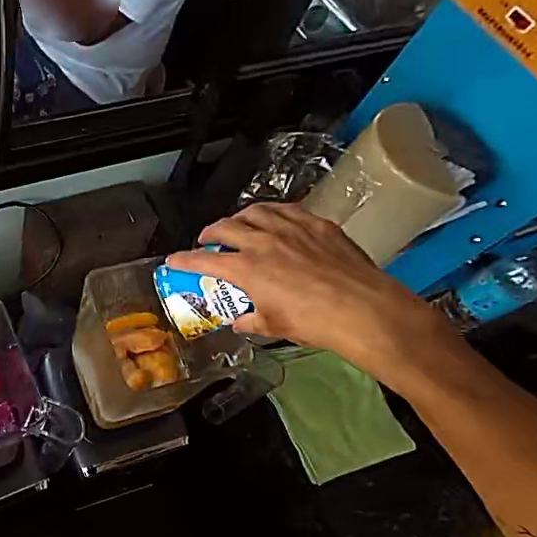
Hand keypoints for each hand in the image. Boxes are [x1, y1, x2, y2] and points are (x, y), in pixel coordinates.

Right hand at [166, 203, 463, 382]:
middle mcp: (265, 241)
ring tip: (238, 224)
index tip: (174, 260)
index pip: (205, 260)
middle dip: (211, 231)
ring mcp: (292, 228)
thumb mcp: (277, 327)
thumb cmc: (315, 322)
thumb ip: (254, 321)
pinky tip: (275, 218)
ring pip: (255, 211)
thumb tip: (242, 321)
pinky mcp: (317, 224)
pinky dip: (273, 212)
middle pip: (226, 226)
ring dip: (240, 217)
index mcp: (248, 268)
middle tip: (207, 240)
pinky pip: (287, 210)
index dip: (185, 260)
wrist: (362, 309)